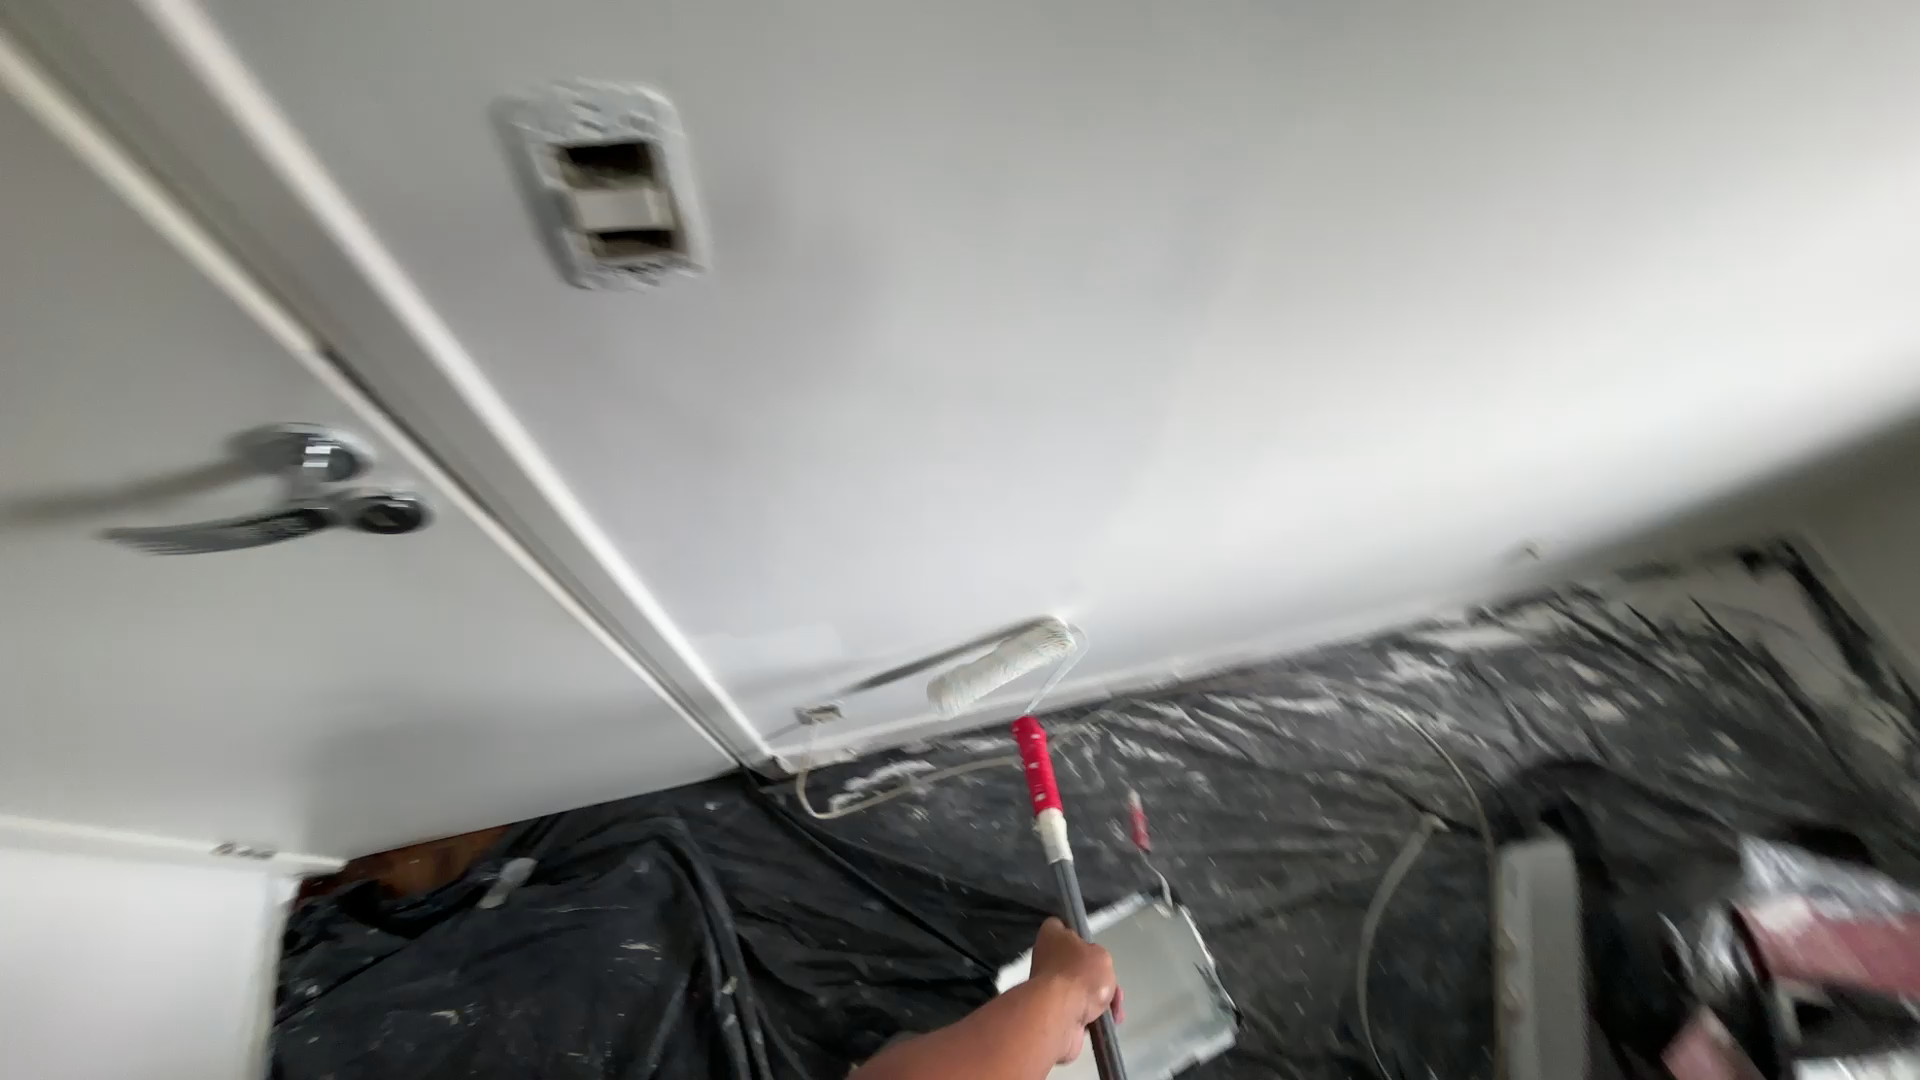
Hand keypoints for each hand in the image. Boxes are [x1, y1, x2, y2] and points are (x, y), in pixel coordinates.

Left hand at [1029, 918, 1119, 1063]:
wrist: (1062, 1015)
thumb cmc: (1079, 974)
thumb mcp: (1102, 955)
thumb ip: (1099, 956)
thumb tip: (1094, 964)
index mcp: (1051, 935)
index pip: (1062, 926)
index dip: (1079, 934)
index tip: (1093, 945)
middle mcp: (1045, 958)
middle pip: (1077, 963)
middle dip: (1098, 976)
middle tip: (1111, 984)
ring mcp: (1049, 987)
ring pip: (1080, 989)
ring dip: (1099, 999)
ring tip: (1114, 1008)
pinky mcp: (1055, 1011)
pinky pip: (1079, 1010)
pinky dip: (1093, 1016)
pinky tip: (1107, 1021)